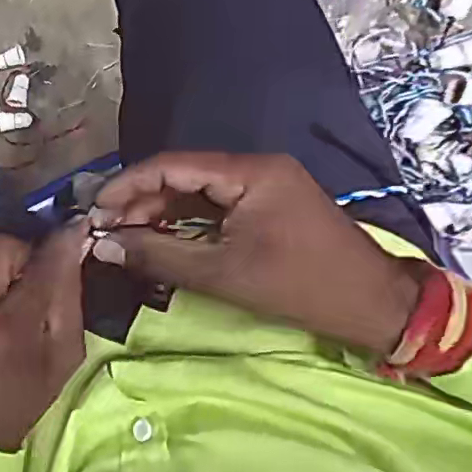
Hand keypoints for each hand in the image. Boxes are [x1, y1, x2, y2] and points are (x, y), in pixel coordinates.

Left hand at [0, 220, 90, 451]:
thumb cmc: (31, 391)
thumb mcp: (66, 351)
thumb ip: (69, 293)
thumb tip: (72, 241)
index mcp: (11, 329)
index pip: (41, 266)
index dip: (61, 242)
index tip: (74, 227)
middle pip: (0, 245)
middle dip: (24, 252)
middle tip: (34, 275)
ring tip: (8, 284)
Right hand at [89, 152, 422, 353]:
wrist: (376, 307)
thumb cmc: (301, 287)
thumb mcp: (222, 274)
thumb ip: (158, 255)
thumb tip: (103, 246)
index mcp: (250, 172)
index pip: (171, 165)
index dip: (127, 185)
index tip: (95, 210)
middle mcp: (254, 168)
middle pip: (180, 175)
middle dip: (139, 202)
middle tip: (105, 230)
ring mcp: (262, 185)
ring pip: (193, 191)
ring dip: (157, 212)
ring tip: (123, 237)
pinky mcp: (264, 205)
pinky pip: (211, 206)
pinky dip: (181, 222)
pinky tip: (157, 238)